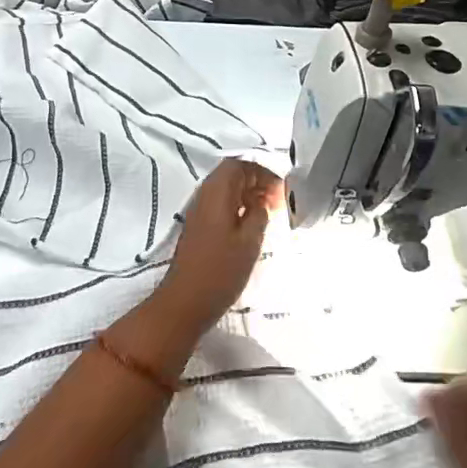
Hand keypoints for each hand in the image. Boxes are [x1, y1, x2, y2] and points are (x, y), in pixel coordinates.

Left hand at [153, 158, 282, 333]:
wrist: (185, 301)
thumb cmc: (220, 270)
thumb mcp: (249, 242)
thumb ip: (258, 214)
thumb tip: (260, 202)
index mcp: (216, 192)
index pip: (239, 166)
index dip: (262, 173)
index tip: (281, 191)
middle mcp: (204, 195)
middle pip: (231, 175)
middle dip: (256, 182)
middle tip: (277, 201)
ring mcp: (198, 211)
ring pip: (225, 190)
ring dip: (247, 195)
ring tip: (268, 213)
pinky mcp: (197, 227)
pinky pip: (220, 205)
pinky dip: (237, 207)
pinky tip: (250, 225)